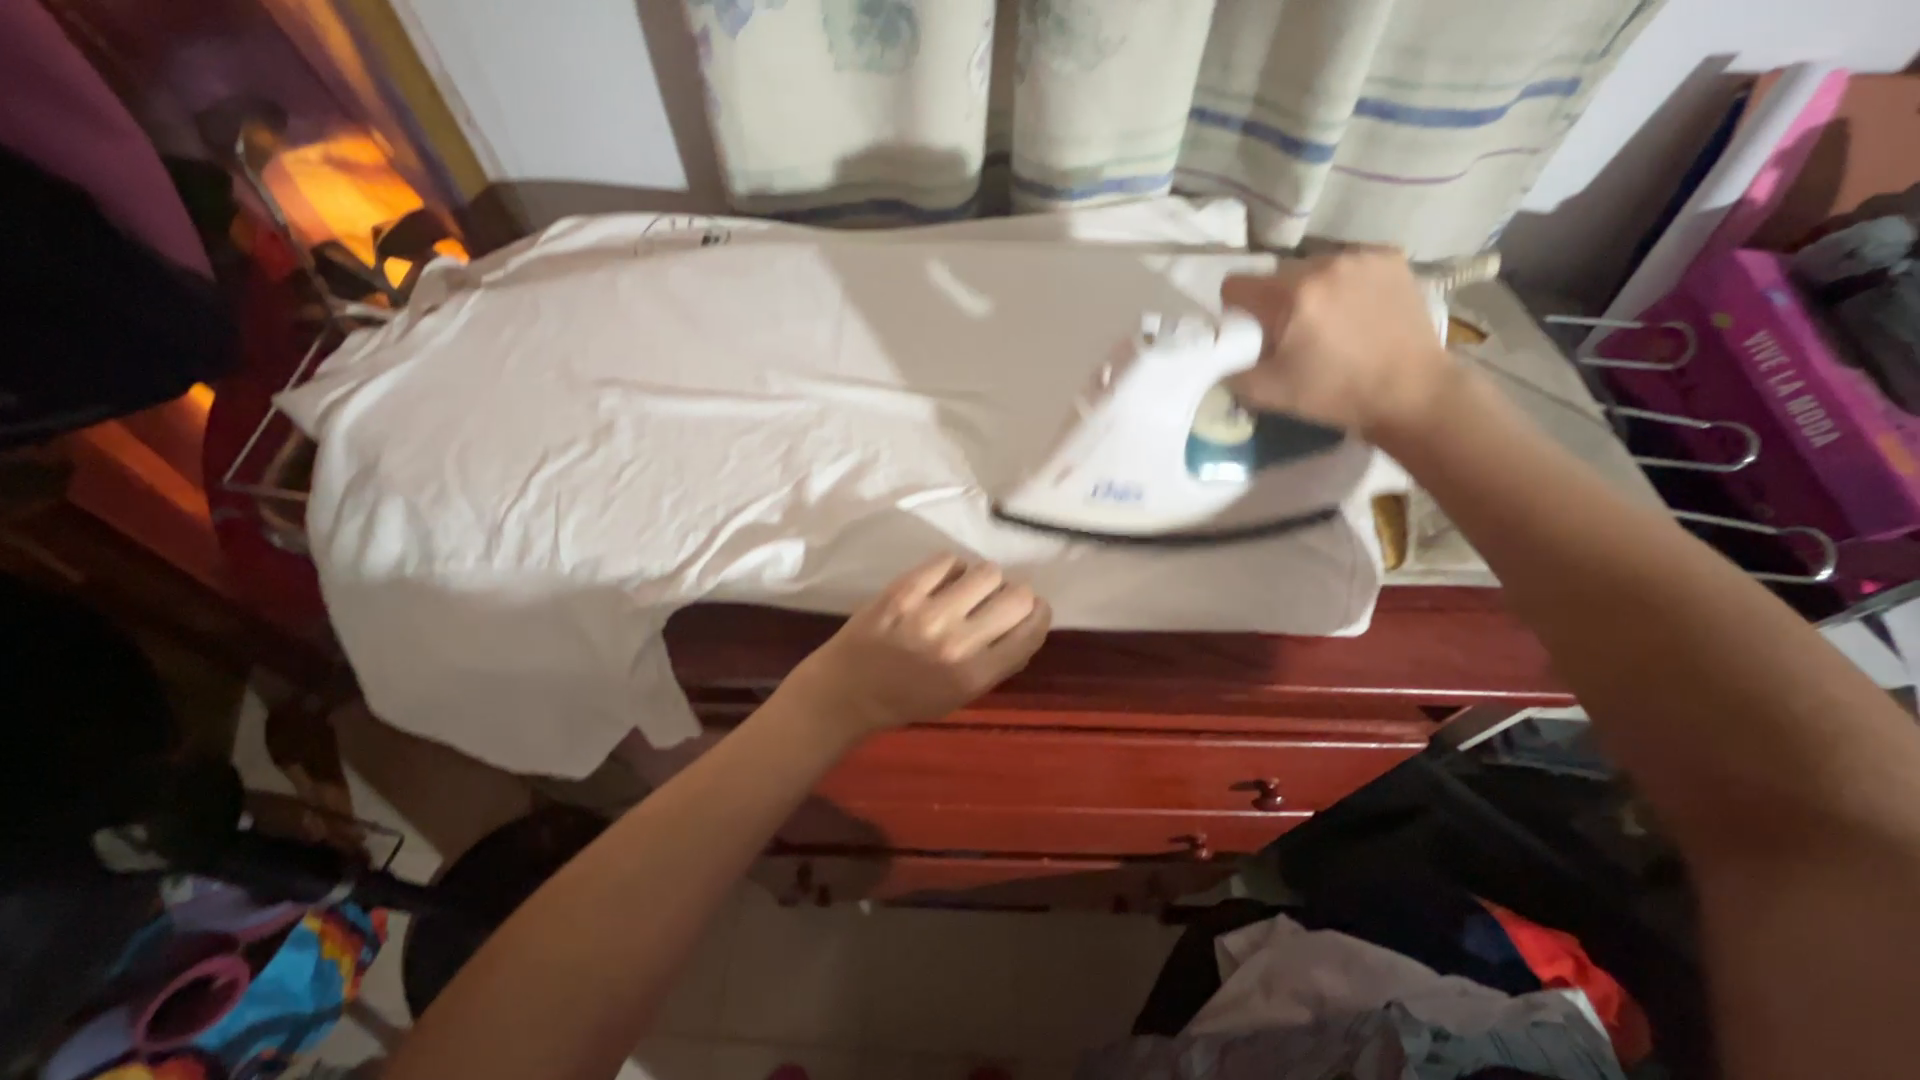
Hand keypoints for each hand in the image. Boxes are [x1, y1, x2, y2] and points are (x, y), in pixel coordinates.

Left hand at [777, 554, 1050, 740]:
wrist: (846, 691)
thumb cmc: (907, 699)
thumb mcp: (960, 697)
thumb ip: (997, 665)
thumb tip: (1027, 627)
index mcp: (975, 675)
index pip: (1031, 631)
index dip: (1038, 615)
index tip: (1030, 611)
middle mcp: (957, 643)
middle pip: (1017, 596)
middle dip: (1015, 595)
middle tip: (998, 600)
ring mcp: (929, 613)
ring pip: (987, 571)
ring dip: (983, 579)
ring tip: (966, 590)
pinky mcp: (904, 590)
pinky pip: (948, 560)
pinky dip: (951, 568)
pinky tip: (942, 582)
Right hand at [1221, 251, 1458, 443]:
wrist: (1411, 393)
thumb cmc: (1336, 394)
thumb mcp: (1270, 393)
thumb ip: (1231, 374)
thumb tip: (1218, 360)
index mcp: (1289, 294)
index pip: (1236, 284)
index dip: (1235, 308)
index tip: (1251, 329)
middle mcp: (1323, 264)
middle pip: (1277, 274)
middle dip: (1278, 299)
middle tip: (1295, 331)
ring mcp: (1360, 257)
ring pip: (1315, 266)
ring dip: (1313, 288)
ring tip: (1331, 320)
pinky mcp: (1391, 258)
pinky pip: (1351, 263)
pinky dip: (1348, 282)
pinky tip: (1360, 308)